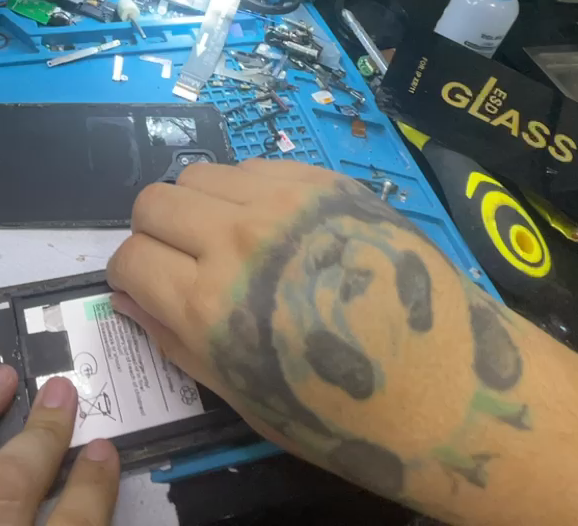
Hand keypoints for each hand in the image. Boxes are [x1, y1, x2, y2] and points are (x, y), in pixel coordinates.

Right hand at [108, 160, 507, 502]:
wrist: (450, 383)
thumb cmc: (342, 411)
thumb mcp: (243, 396)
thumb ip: (175, 340)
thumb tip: (128, 299)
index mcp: (211, 306)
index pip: (129, 258)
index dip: (127, 275)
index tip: (144, 285)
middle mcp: (236, 240)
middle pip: (152, 202)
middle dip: (154, 234)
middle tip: (182, 260)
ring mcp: (280, 201)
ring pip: (196, 175)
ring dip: (197, 207)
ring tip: (230, 239)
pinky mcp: (318, 180)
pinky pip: (250, 166)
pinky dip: (243, 191)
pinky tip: (275, 225)